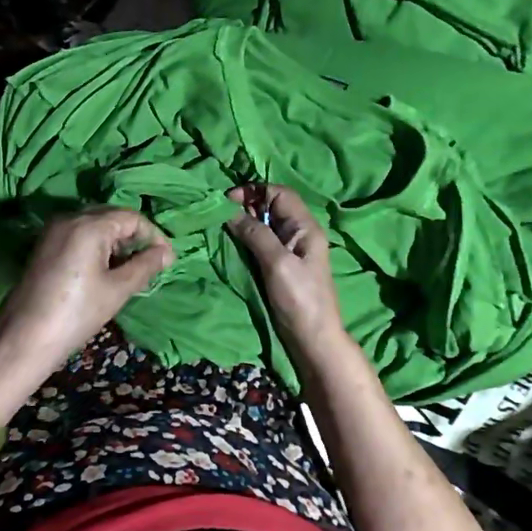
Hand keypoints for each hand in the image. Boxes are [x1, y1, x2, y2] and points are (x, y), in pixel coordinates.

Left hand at [0, 207, 172, 423]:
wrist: (25, 338)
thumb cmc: (76, 314)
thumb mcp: (117, 290)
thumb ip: (144, 266)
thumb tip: (166, 254)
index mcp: (88, 225)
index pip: (132, 217)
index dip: (154, 236)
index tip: (167, 260)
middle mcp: (69, 218)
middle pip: (112, 216)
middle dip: (135, 237)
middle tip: (152, 263)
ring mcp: (53, 230)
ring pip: (95, 224)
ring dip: (116, 241)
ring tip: (132, 269)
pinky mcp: (45, 245)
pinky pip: (79, 234)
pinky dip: (98, 245)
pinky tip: (106, 269)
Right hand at [227, 185, 344, 350]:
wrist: (312, 339)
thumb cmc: (299, 300)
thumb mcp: (278, 263)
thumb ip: (256, 234)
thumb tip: (230, 211)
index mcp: (306, 227)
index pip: (279, 193)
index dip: (254, 191)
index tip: (227, 200)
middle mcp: (299, 233)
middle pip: (271, 206)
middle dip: (245, 205)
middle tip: (219, 214)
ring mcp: (290, 250)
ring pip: (264, 224)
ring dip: (243, 222)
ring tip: (220, 226)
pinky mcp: (280, 265)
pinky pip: (261, 242)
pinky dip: (245, 238)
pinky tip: (230, 242)